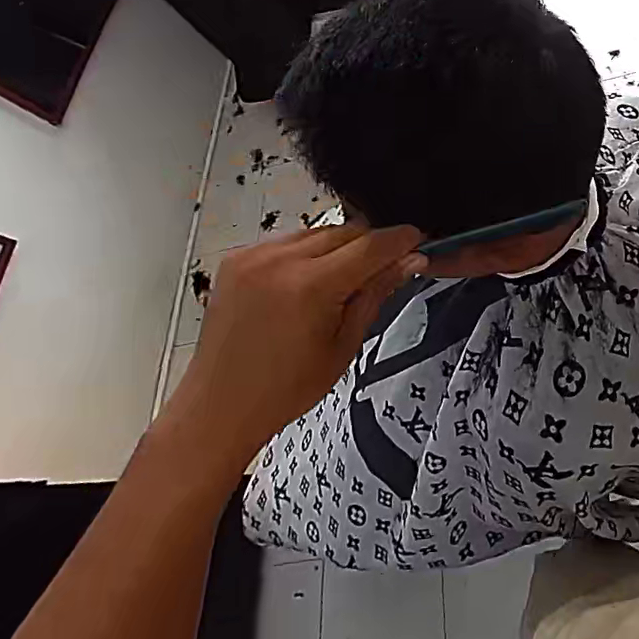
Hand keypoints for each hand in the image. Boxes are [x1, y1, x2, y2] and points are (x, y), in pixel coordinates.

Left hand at [158, 223, 423, 470]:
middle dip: (371, 246)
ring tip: (343, 281)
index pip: (372, 245)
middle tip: (386, 268)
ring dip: (340, 247)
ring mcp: (253, 257)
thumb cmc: (284, 388)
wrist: (219, 406)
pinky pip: (288, 241)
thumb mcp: (346, 343)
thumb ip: (377, 293)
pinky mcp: (236, 259)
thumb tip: (411, 261)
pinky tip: (310, 282)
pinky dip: (308, 252)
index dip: (401, 239)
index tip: (418, 240)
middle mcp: (278, 261)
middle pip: (346, 231)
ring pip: (318, 231)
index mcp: (310, 286)